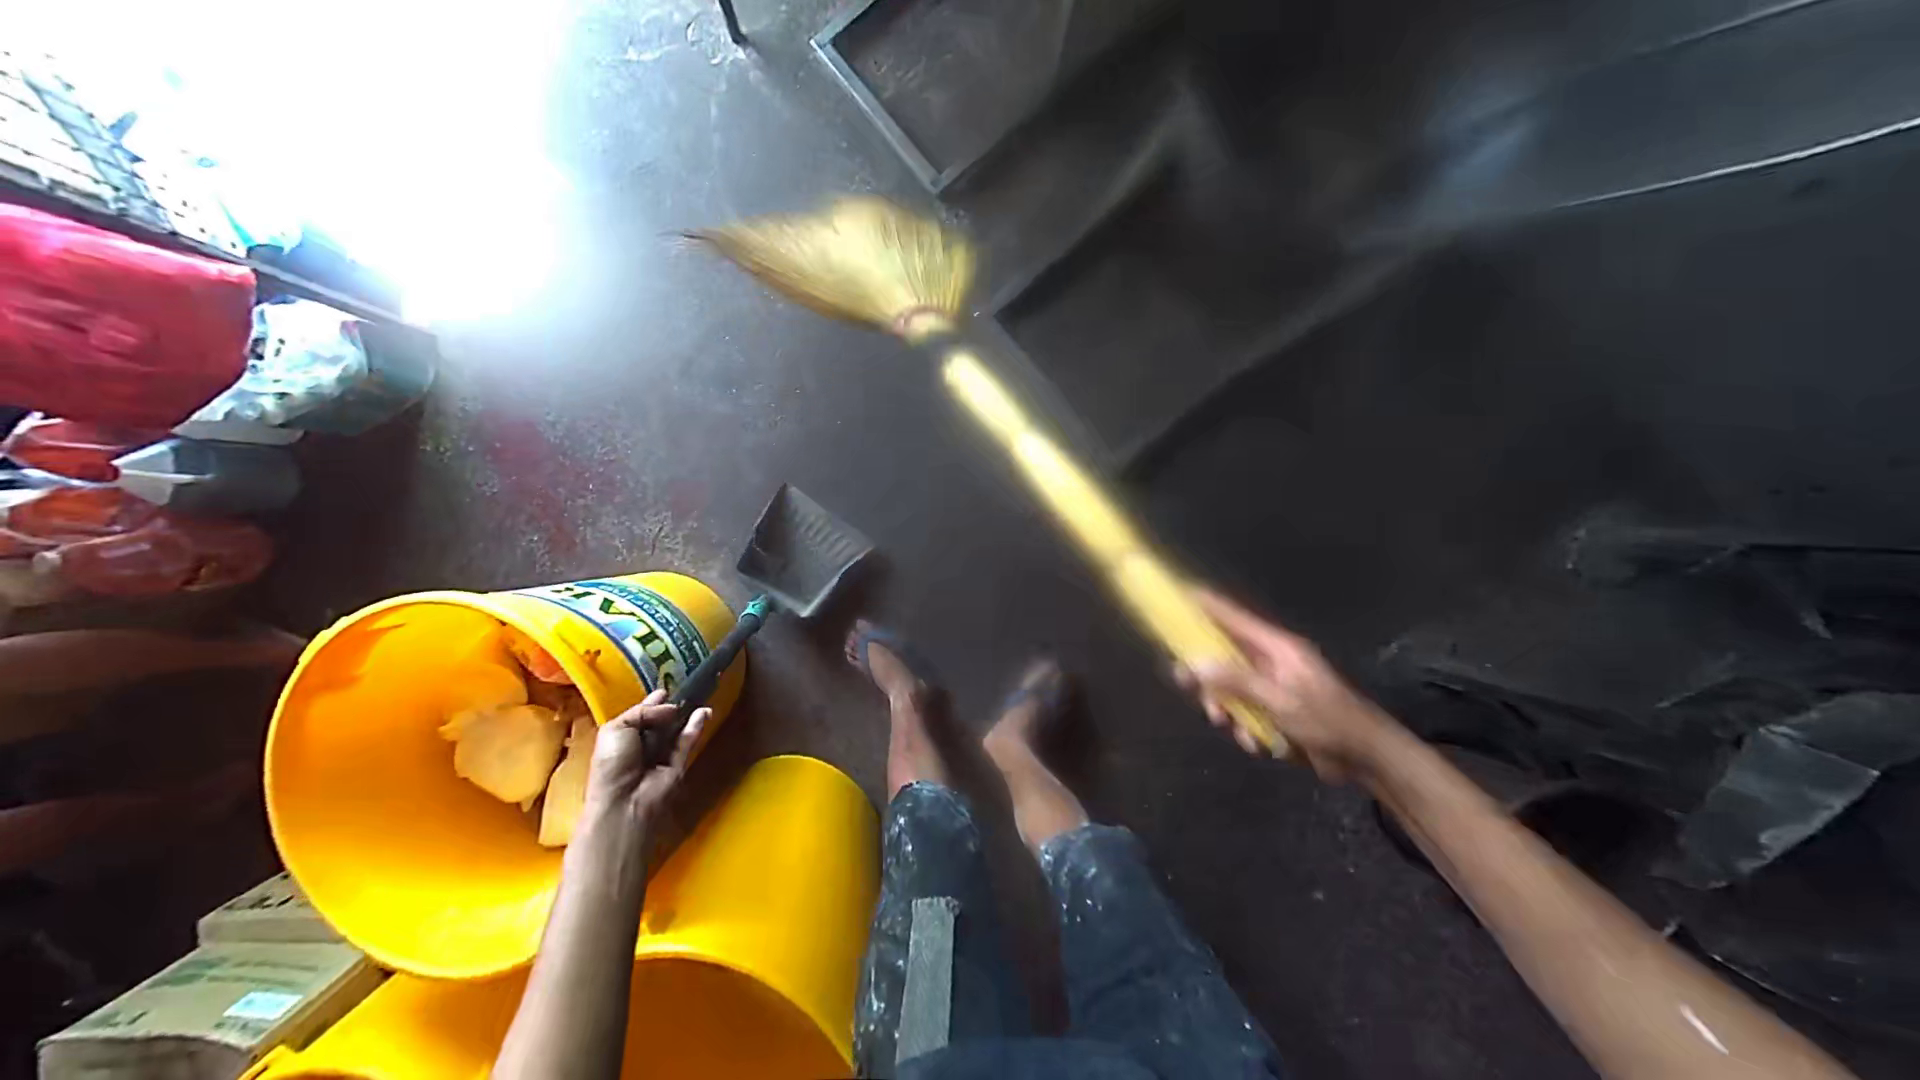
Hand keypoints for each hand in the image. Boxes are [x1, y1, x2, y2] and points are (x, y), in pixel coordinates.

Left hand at [582, 689, 708, 832]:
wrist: (625, 802)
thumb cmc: (612, 764)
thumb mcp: (616, 728)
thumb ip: (643, 711)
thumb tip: (671, 708)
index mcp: (620, 738)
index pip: (638, 716)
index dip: (651, 703)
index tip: (665, 690)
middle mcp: (640, 746)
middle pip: (658, 722)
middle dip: (669, 707)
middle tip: (683, 689)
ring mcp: (660, 756)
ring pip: (675, 731)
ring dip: (685, 714)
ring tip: (697, 696)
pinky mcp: (678, 765)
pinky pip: (687, 742)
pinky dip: (696, 727)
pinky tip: (704, 712)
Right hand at [1174, 589, 1398, 781]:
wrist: (1367, 759)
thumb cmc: (1328, 722)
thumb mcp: (1279, 701)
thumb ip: (1236, 682)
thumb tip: (1195, 664)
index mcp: (1277, 648)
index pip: (1235, 618)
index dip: (1207, 607)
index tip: (1181, 596)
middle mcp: (1272, 662)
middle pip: (1224, 656)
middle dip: (1208, 676)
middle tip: (1185, 683)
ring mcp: (1274, 687)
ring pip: (1231, 689)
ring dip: (1227, 709)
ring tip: (1231, 727)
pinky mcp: (1277, 711)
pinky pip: (1246, 712)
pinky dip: (1247, 728)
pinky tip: (1259, 744)